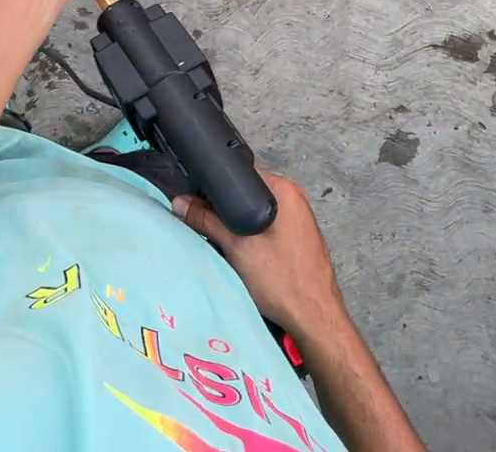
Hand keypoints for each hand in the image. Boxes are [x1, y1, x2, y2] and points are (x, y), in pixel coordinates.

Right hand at [174, 168, 346, 343]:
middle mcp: (295, 199)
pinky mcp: (299, 240)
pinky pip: (266, 227)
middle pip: (246, 192)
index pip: (240, 173)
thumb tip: (179, 202)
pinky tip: (241, 250)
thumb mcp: (236, 247)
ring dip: (236, 223)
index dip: (213, 183)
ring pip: (255, 212)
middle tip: (202, 219)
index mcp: (284, 190)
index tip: (194, 196)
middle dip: (224, 206)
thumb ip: (205, 220)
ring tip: (218, 236)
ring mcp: (299, 221)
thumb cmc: (282, 281)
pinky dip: (251, 234)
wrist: (316, 322)